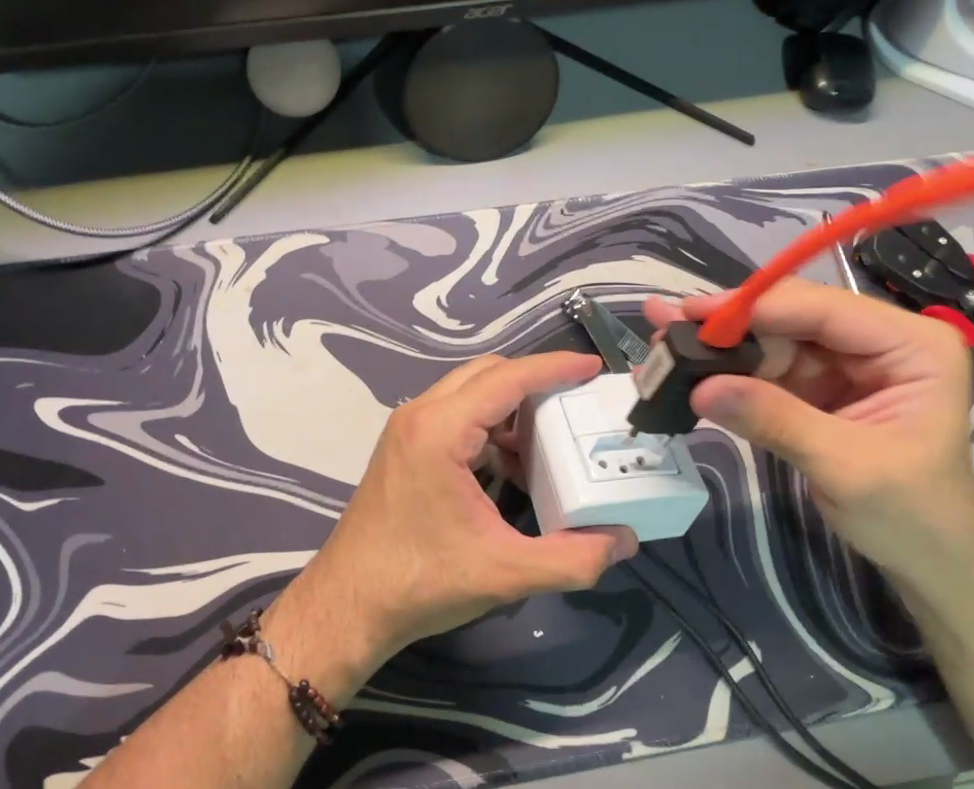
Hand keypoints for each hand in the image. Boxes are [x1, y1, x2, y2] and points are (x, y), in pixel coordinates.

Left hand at [270, 353, 638, 679]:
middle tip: (579, 401)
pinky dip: (490, 427)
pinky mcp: (405, 449)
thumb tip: (624, 539)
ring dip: (512, 406)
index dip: (554, 367)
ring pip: (469, 393)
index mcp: (440, 429)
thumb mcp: (505, 573)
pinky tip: (515, 465)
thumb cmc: (420, 582)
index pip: (507, 378)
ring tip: (555, 436)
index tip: (594, 368)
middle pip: (487, 374)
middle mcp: (420, 416)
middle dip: (536, 381)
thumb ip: (572, 557)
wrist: (349, 605)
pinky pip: (456, 417)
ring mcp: (407, 430)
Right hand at [644, 279, 973, 591]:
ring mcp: (848, 362)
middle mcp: (880, 341)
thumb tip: (700, 388)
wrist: (934, 565)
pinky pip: (768, 367)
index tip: (692, 313)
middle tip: (664, 321)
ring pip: (772, 338)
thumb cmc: (913, 516)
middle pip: (792, 316)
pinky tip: (686, 365)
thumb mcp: (846, 467)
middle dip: (729, 324)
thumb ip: (776, 419)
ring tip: (662, 341)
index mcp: (913, 346)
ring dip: (719, 345)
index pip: (824, 309)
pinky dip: (728, 371)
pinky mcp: (822, 385)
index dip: (755, 307)